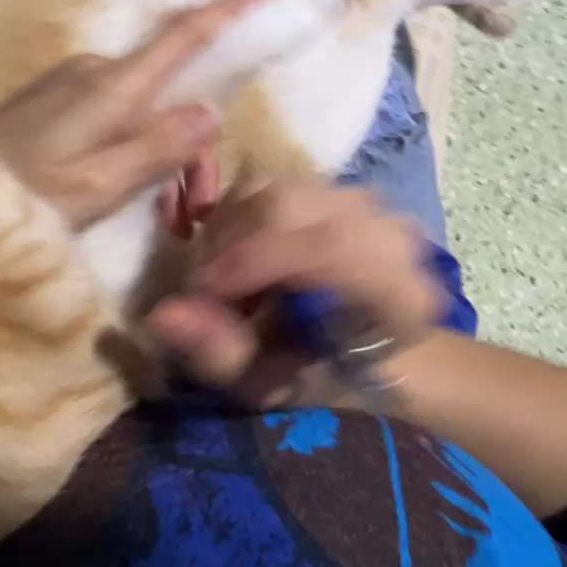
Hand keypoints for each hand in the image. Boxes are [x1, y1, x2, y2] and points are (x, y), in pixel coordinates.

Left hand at [0, 0, 265, 229]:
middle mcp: (90, 69)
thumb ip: (154, 150)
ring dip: (159, 132)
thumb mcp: (95, 188)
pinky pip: (110, 101)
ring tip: (158, 197)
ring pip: (137, 93)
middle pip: (165, 75)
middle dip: (193, 115)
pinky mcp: (48, 97)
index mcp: (108, 87)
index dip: (226, 12)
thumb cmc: (20, 196)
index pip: (179, 37)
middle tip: (194, 191)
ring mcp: (65, 80)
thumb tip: (209, 110)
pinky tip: (118, 172)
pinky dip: (130, 130)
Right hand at [146, 179, 444, 406]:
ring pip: (272, 189)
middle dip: (229, 243)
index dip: (253, 259)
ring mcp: (367, 202)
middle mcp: (392, 234)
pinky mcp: (338, 186)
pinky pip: (269, 182)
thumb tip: (163, 315)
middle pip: (290, 206)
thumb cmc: (321, 379)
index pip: (328, 247)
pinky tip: (232, 249)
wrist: (366, 354)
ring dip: (229, 228)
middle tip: (203, 287)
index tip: (203, 288)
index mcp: (402, 293)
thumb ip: (220, 353)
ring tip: (221, 275)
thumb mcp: (268, 384)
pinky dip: (236, 211)